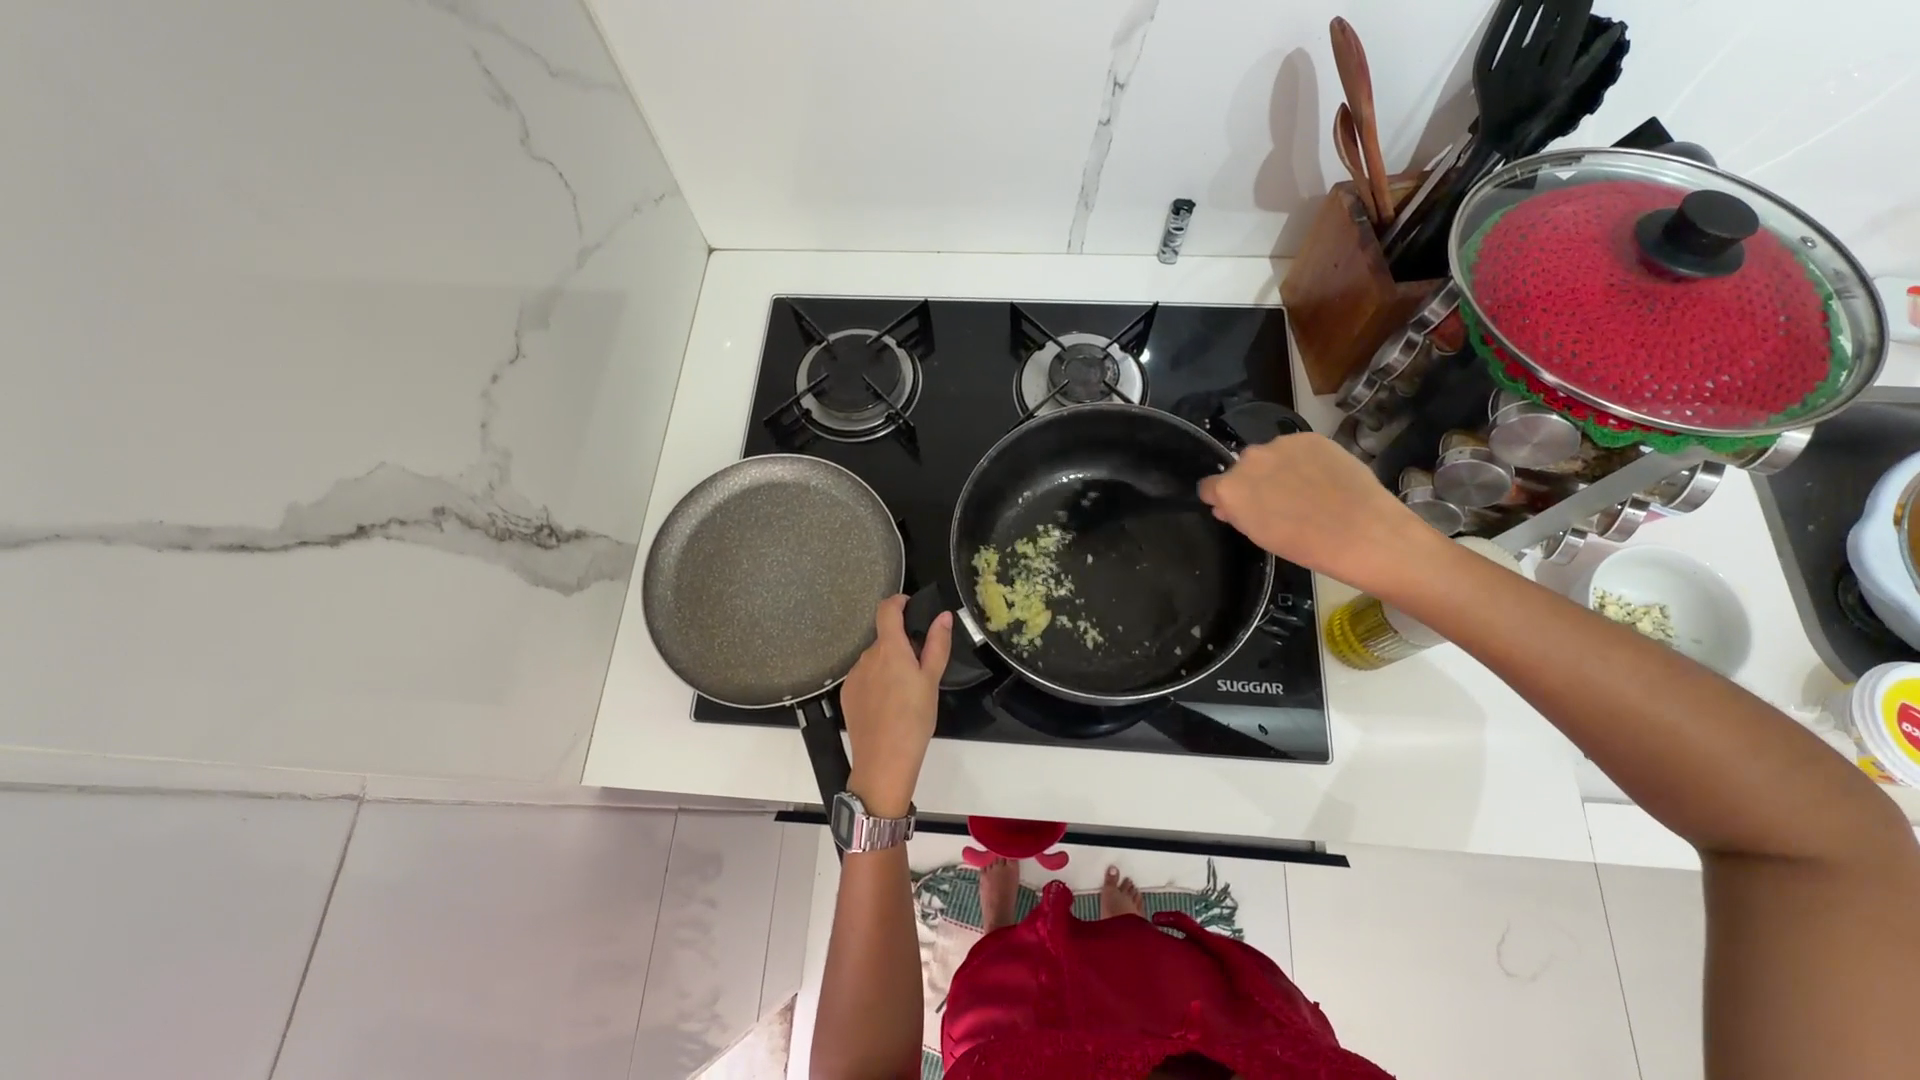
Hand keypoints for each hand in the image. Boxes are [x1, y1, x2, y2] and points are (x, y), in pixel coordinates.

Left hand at [838, 594, 951, 816]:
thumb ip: (937, 644)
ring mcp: (854, 676)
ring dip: (889, 665)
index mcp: (889, 649)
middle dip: (901, 645)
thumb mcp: (932, 681)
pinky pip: (864, 677)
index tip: (910, 605)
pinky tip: (889, 704)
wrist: (884, 761)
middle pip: (884, 639)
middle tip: (921, 668)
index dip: (898, 601)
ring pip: (875, 660)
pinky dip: (877, 681)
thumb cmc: (914, 720)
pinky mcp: (848, 694)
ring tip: (906, 692)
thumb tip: (944, 616)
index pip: (886, 609)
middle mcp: (867, 657)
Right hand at [1198, 432, 1440, 592]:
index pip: (1209, 487)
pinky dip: (1304, 460)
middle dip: (1253, 482)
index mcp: (1230, 488)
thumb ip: (1238, 514)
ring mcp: (1280, 444)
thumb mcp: (1260, 536)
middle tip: (1276, 503)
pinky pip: (1297, 447)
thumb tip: (1228, 505)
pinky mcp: (1310, 437)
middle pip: (1241, 468)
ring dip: (1278, 468)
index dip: (1221, 499)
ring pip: (1270, 455)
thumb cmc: (1305, 545)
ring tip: (1305, 490)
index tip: (1236, 510)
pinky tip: (1323, 478)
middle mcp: (1249, 459)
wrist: (1362, 531)